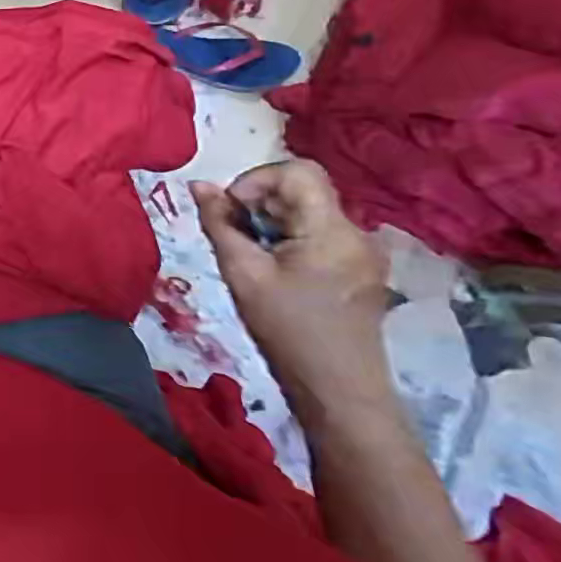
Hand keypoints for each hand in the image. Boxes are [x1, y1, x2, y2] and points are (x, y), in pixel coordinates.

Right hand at [191, 161, 392, 420]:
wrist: (338, 390)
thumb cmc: (287, 330)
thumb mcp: (242, 273)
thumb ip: (219, 223)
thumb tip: (198, 185)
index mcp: (332, 230)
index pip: (297, 171)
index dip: (257, 179)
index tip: (234, 209)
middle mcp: (356, 232)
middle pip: (301, 190)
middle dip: (260, 203)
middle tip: (235, 235)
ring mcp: (362, 250)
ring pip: (307, 211)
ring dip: (271, 221)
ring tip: (252, 256)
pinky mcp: (359, 267)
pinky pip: (317, 233)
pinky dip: (288, 238)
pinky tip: (274, 269)